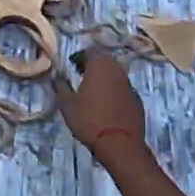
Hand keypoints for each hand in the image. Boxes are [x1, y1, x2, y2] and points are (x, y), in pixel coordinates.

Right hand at [54, 49, 147, 171]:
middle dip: (93, 64)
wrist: (120, 144)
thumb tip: (57, 77)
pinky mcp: (137, 99)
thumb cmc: (89, 120)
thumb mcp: (67, 104)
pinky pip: (122, 88)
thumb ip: (61, 87)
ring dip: (104, 77)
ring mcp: (129, 85)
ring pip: (115, 73)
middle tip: (81, 73)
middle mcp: (117, 70)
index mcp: (100, 66)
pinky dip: (114, 90)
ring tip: (93, 89)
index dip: (80, 56)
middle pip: (105, 60)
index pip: (90, 51)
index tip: (72, 65)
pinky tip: (106, 103)